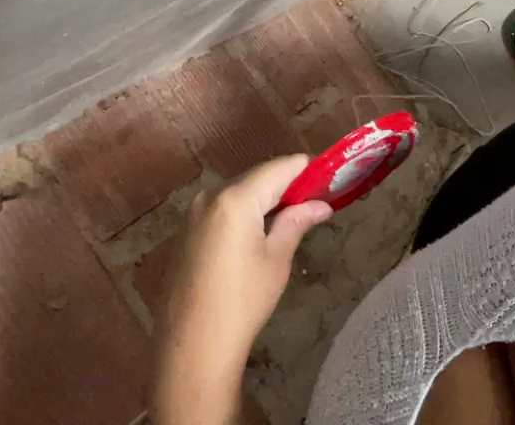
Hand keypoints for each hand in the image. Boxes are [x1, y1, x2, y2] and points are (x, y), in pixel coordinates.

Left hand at [153, 155, 332, 424]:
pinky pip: (222, 208)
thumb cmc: (242, 302)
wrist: (192, 347)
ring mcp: (194, 213)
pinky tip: (258, 233)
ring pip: (238, 191)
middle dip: (285, 184)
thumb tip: (321, 205)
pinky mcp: (186, 231)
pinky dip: (244, 211)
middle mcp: (210, 195)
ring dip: (264, 198)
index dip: (305, 169)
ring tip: (290, 216)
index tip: (327, 177)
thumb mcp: (277, 260)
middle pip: (257, 176)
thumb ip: (297, 222)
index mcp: (235, 198)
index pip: (279, 167)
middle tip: (314, 200)